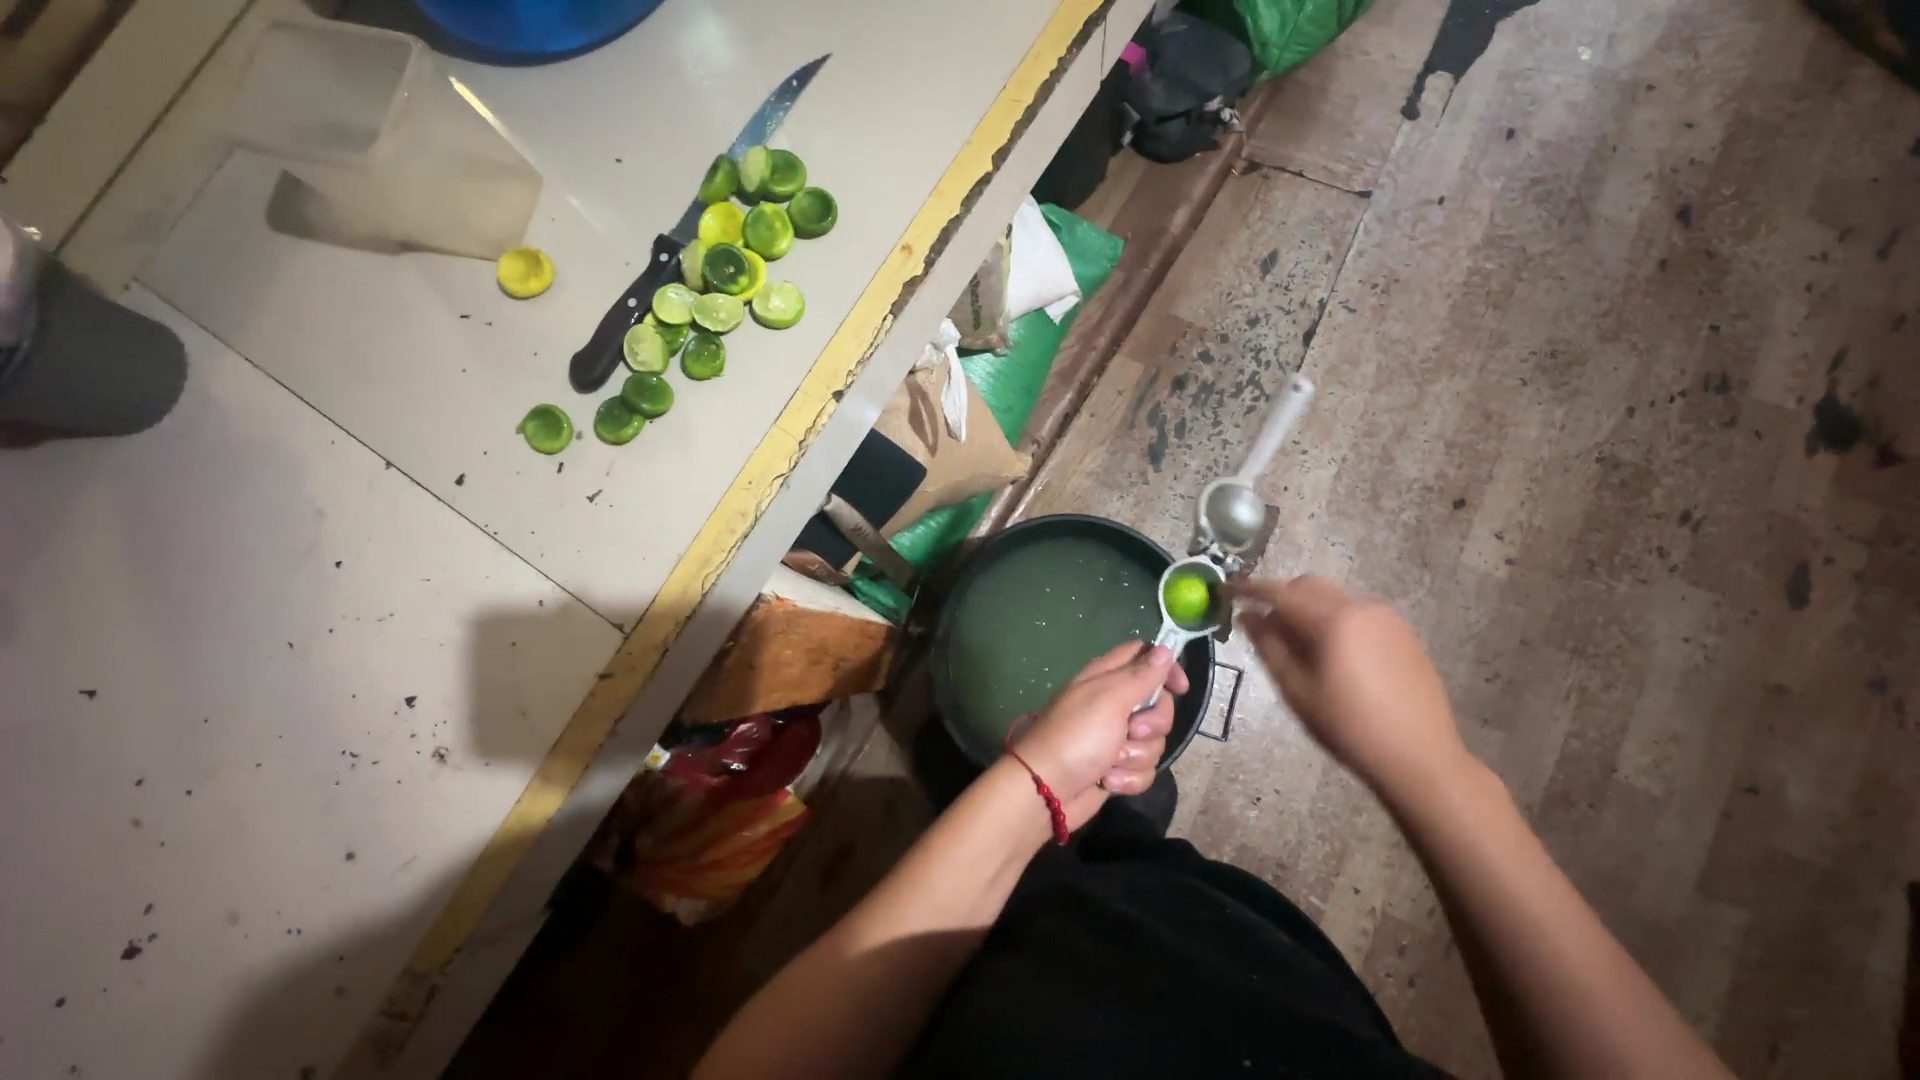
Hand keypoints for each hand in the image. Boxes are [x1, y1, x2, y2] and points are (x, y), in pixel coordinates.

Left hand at [1007, 641, 1188, 829]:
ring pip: (1153, 742)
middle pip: (1158, 705)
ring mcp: (1114, 738)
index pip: (1143, 656)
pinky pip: (1142, 769)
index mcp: (1105, 678)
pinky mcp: (1115, 768)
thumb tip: (1165, 650)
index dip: (1165, 668)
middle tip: (1131, 730)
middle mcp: (1112, 704)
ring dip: (1135, 755)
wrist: (1046, 789)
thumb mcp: (1110, 697)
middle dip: (1152, 723)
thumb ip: (1140, 675)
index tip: (1180, 688)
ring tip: (1110, 761)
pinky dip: (1127, 778)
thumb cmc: (1076, 735)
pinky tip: (1107, 781)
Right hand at [1233, 576, 1469, 798]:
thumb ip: (1269, 647)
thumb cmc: (1348, 728)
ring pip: (1334, 598)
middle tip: (1260, 623)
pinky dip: (1334, 620)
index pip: (1281, 593)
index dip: (1250, 590)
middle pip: (1310, 586)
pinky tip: (1331, 653)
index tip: (1227, 591)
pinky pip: (1357, 613)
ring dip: (1308, 608)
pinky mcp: (1403, 634)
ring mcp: (1388, 619)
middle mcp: (1362, 608)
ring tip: (1295, 643)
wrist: (1420, 757)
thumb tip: (1248, 618)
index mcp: (1334, 620)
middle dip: (1281, 596)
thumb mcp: (1297, 691)